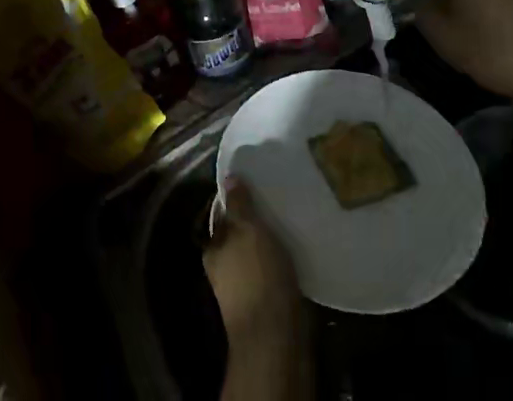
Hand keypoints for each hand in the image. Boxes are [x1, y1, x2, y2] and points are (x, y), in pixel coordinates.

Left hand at [204, 179, 306, 343]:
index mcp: (213, 249)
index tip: (260, 183)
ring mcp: (244, 286)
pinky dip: (282, 260)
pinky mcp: (265, 301)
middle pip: (240, 234)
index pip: (223, 215)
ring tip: (295, 219)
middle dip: (258, 220)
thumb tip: (228, 176)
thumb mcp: (248, 231)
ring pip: (257, 253)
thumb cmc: (257, 276)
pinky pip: (272, 270)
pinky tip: (299, 249)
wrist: (275, 336)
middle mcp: (223, 267)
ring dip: (272, 241)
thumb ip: (239, 205)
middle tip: (282, 198)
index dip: (239, 198)